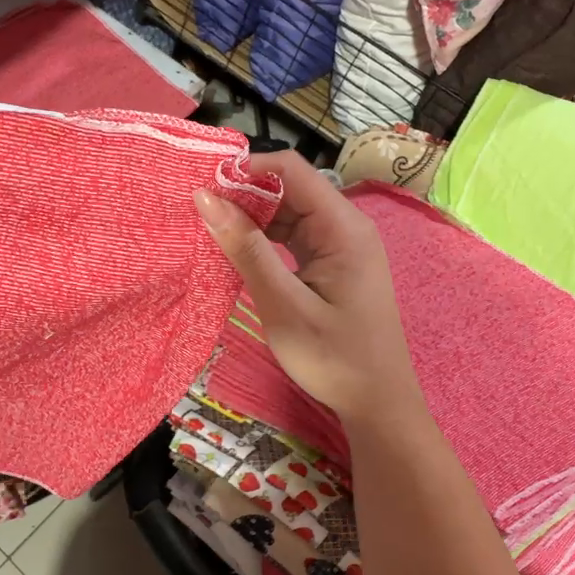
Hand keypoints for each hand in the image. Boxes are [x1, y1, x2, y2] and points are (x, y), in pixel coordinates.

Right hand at [194, 152, 414, 417]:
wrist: (377, 404)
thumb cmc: (333, 357)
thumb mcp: (282, 304)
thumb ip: (245, 249)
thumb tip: (206, 199)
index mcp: (342, 227)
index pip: (291, 169)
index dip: (246, 170)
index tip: (204, 188)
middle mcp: (344, 226)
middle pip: (288, 188)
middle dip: (243, 194)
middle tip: (197, 212)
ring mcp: (339, 245)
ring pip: (287, 212)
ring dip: (249, 218)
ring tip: (207, 229)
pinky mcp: (330, 265)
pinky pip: (291, 236)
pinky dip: (262, 239)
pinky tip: (234, 250)